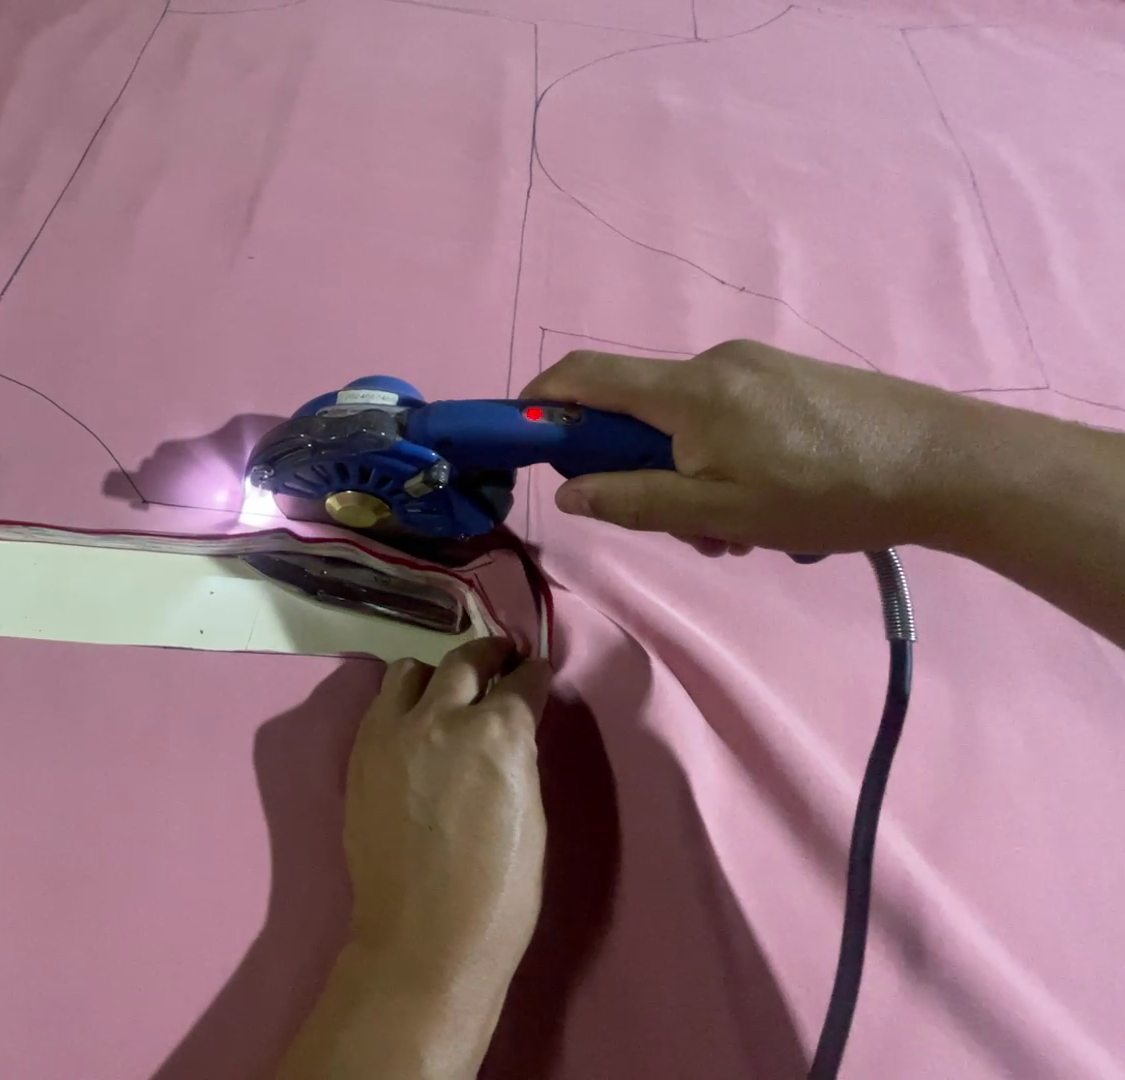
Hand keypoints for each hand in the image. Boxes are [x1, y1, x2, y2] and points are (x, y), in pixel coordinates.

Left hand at [278, 638, 550, 1079]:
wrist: (422, 932)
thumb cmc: (499, 890)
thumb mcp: (531, 815)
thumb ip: (518, 756)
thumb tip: (511, 727)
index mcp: (497, 733)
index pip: (521, 682)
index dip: (534, 674)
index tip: (536, 669)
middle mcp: (440, 716)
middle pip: (465, 660)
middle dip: (490, 654)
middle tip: (501, 657)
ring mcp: (391, 729)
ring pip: (411, 671)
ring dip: (436, 674)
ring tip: (448, 690)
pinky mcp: (359, 748)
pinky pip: (380, 703)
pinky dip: (401, 701)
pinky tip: (413, 720)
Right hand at [520, 339, 982, 554]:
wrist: (961, 467)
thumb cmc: (826, 493)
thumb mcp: (715, 512)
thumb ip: (630, 500)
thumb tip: (567, 492)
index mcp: (685, 392)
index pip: (583, 376)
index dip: (539, 400)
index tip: (522, 436)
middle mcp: (711, 365)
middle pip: (632, 408)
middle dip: (629, 464)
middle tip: (665, 518)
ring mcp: (753, 368)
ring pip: (678, 421)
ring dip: (679, 472)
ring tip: (727, 525)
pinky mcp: (785, 379)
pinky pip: (719, 416)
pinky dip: (713, 457)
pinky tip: (757, 499)